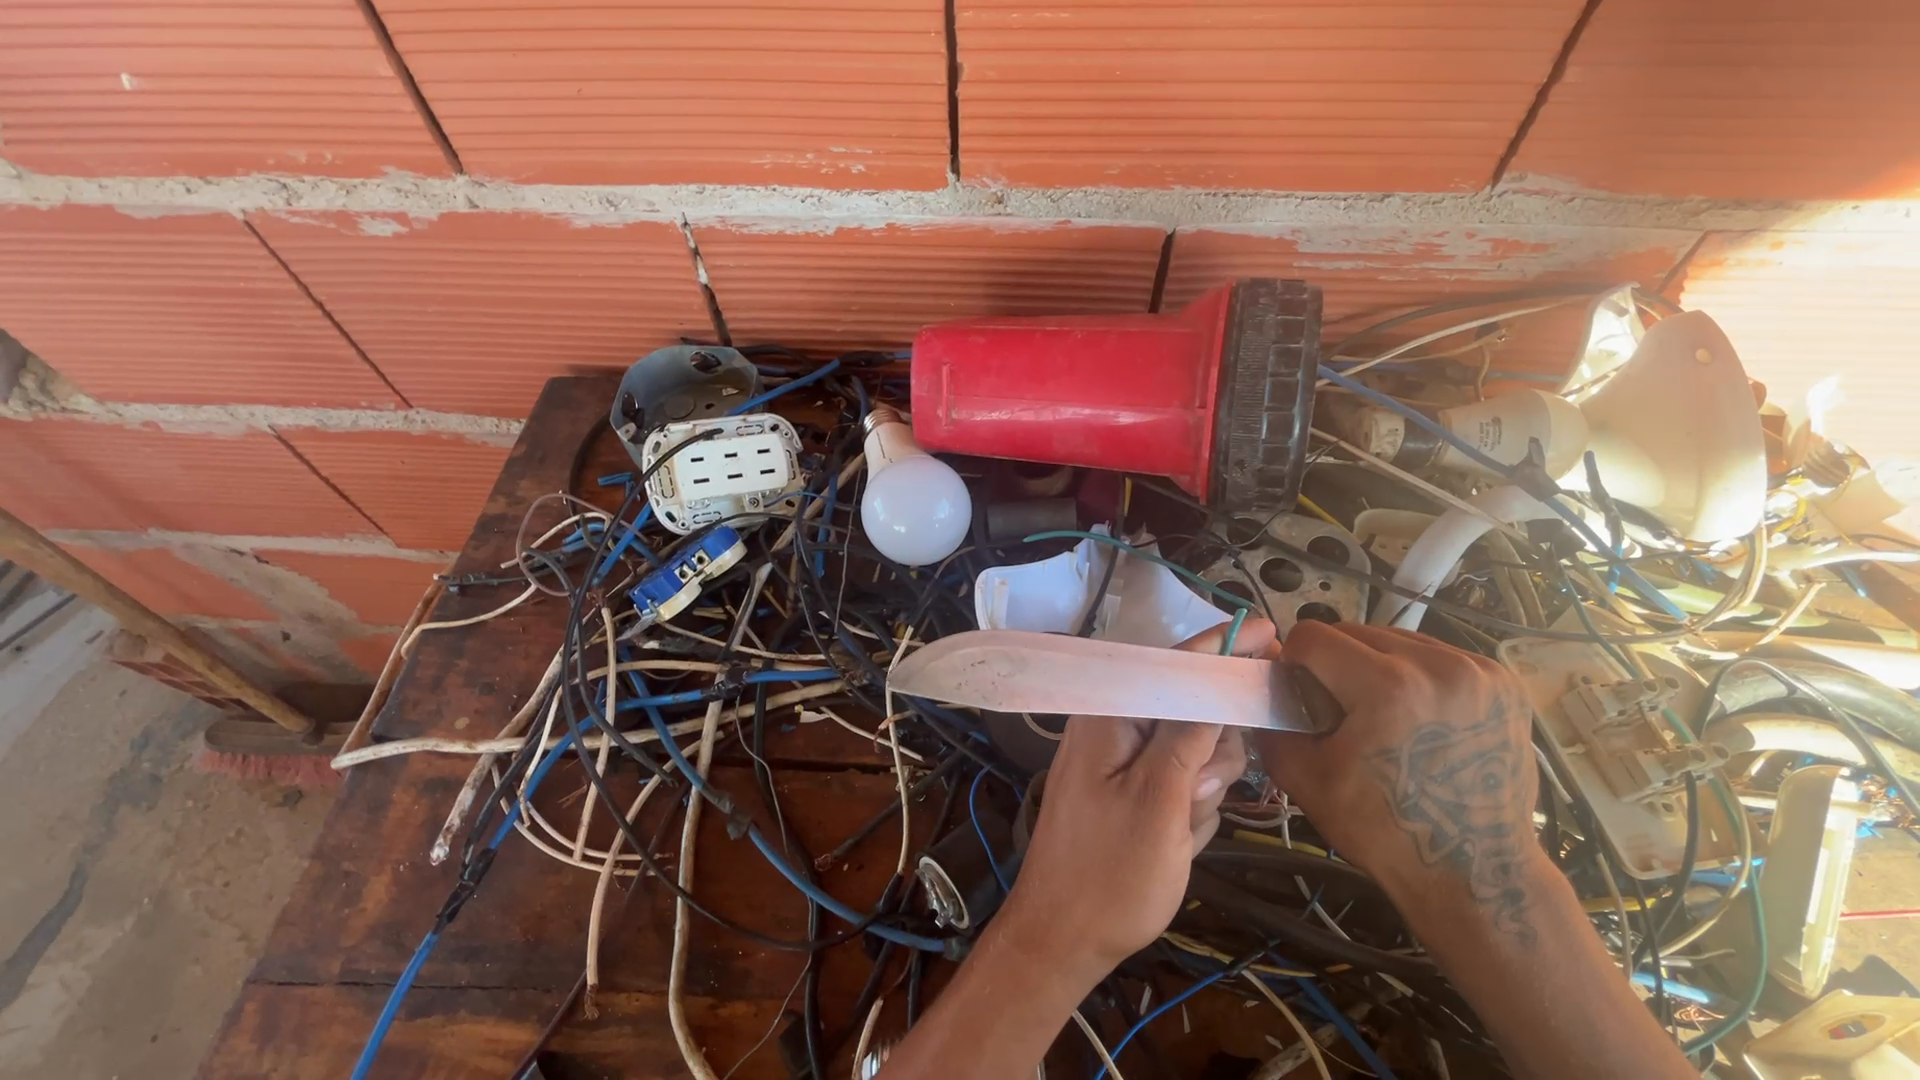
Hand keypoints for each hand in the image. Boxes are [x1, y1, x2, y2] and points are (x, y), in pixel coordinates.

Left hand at [996, 619, 1264, 978]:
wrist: (1064, 939)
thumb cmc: (1109, 874)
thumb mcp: (1159, 801)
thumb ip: (1190, 735)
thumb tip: (1217, 676)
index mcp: (1109, 715)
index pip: (1174, 663)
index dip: (1223, 647)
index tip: (1271, 632)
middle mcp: (1114, 726)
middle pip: (1194, 709)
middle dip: (1212, 754)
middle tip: (1196, 795)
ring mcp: (1123, 760)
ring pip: (1197, 751)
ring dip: (1202, 790)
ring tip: (1178, 828)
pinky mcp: (1133, 790)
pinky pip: (1184, 783)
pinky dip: (1190, 810)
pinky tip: (1174, 841)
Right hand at [1253, 622, 1542, 938]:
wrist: (1476, 872)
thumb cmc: (1382, 829)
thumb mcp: (1304, 778)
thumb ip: (1272, 721)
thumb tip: (1261, 686)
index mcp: (1388, 686)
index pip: (1312, 636)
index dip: (1293, 663)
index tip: (1300, 696)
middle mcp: (1439, 665)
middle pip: (1354, 631)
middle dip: (1334, 663)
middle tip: (1338, 709)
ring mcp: (1479, 671)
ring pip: (1395, 638)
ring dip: (1374, 664)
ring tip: (1381, 712)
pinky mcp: (1504, 683)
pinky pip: (1436, 655)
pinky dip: (1415, 674)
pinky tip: (1418, 715)